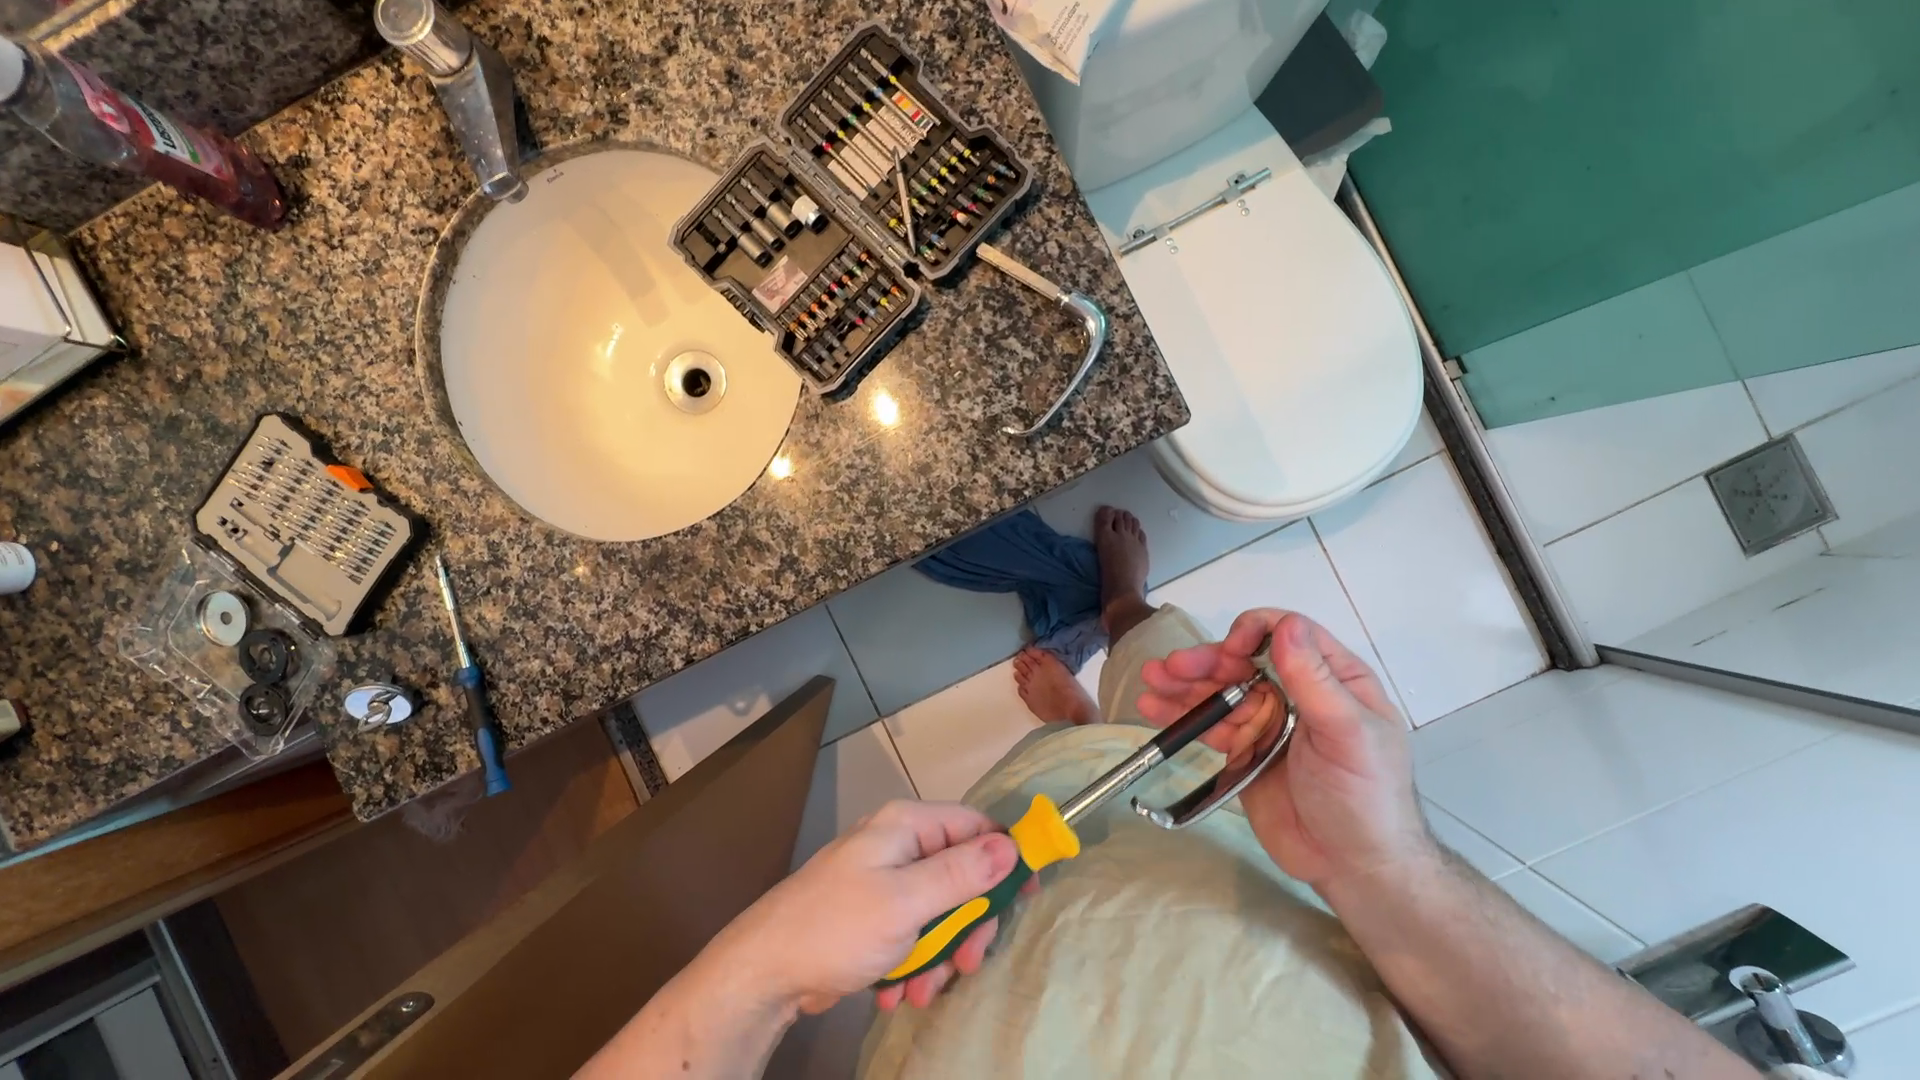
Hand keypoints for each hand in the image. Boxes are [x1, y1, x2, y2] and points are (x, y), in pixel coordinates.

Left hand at [707, 800, 1019, 1015]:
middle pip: (961, 876)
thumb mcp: (907, 901)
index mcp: (906, 826)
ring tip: (922, 989)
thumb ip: (962, 873)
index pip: (974, 826)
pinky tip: (898, 991)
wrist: (766, 972)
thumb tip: (1012, 846)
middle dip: (966, 925)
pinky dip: (913, 962)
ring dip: (939, 955)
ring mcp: (884, 881)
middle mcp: (898, 845)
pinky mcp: (873, 915)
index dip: (1004, 859)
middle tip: (968, 963)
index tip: (1025, 898)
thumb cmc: (838, 926)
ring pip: (940, 912)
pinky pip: (914, 932)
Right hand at [1137, 611, 1435, 894]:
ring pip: (1220, 690)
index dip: (1254, 632)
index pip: (1289, 634)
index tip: (1231, 651)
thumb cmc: (1365, 795)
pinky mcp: (1245, 751)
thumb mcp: (1348, 733)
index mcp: (1332, 679)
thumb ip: (1315, 680)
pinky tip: (1152, 708)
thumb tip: (1286, 624)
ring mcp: (1268, 722)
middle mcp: (1297, 693)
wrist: (1352, 867)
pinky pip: (1209, 725)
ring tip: (1150, 681)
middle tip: (1170, 667)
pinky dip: (1180, 715)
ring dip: (1184, 684)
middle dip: (1206, 661)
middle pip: (1243, 661)